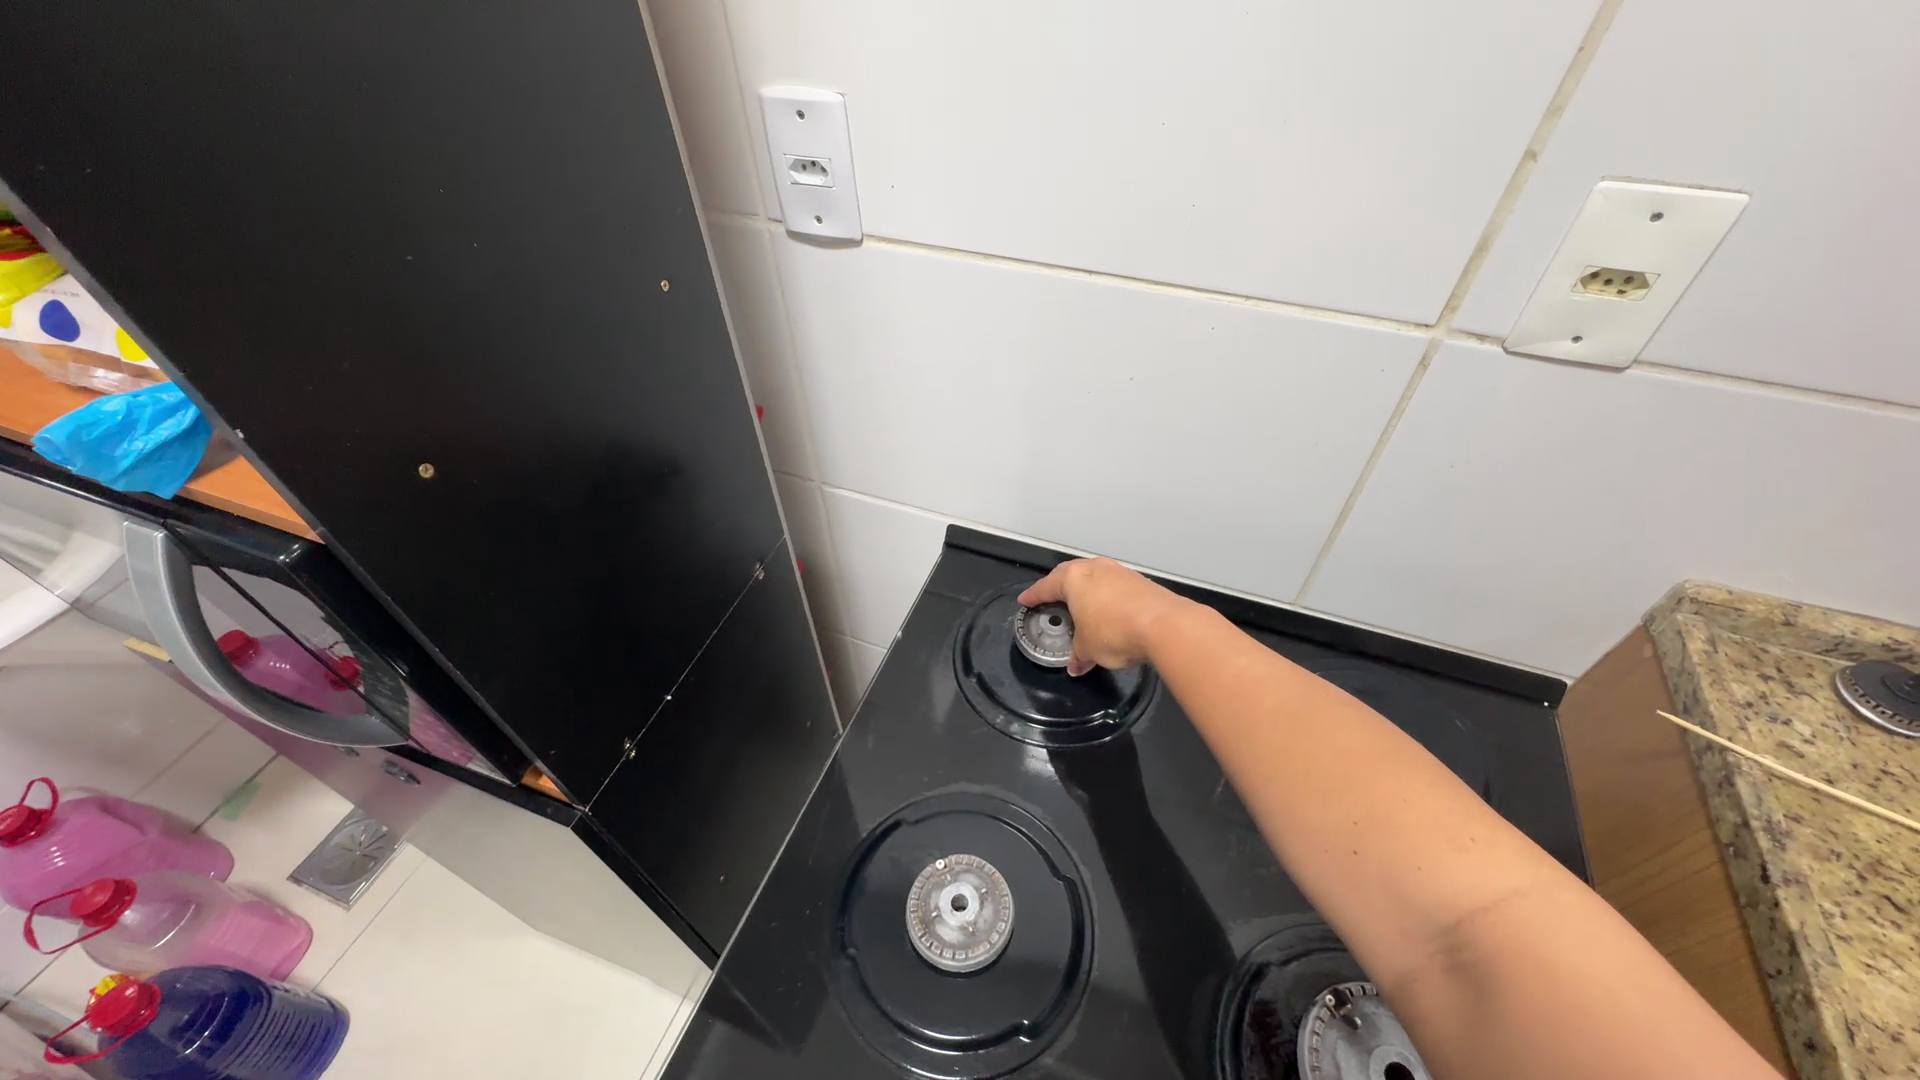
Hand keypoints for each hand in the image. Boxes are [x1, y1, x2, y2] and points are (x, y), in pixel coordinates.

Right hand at [1016, 557, 1194, 675]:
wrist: (1164, 626)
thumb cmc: (1115, 631)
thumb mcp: (1089, 649)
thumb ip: (1079, 654)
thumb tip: (1076, 664)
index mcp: (1074, 579)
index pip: (1046, 586)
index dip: (1034, 595)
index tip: (1025, 600)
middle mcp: (1096, 569)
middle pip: (1071, 574)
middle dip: (1060, 586)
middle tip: (1051, 597)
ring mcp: (1121, 573)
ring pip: (1096, 578)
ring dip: (1087, 592)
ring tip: (1082, 607)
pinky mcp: (1141, 582)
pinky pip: (1116, 588)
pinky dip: (1107, 599)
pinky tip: (1109, 614)